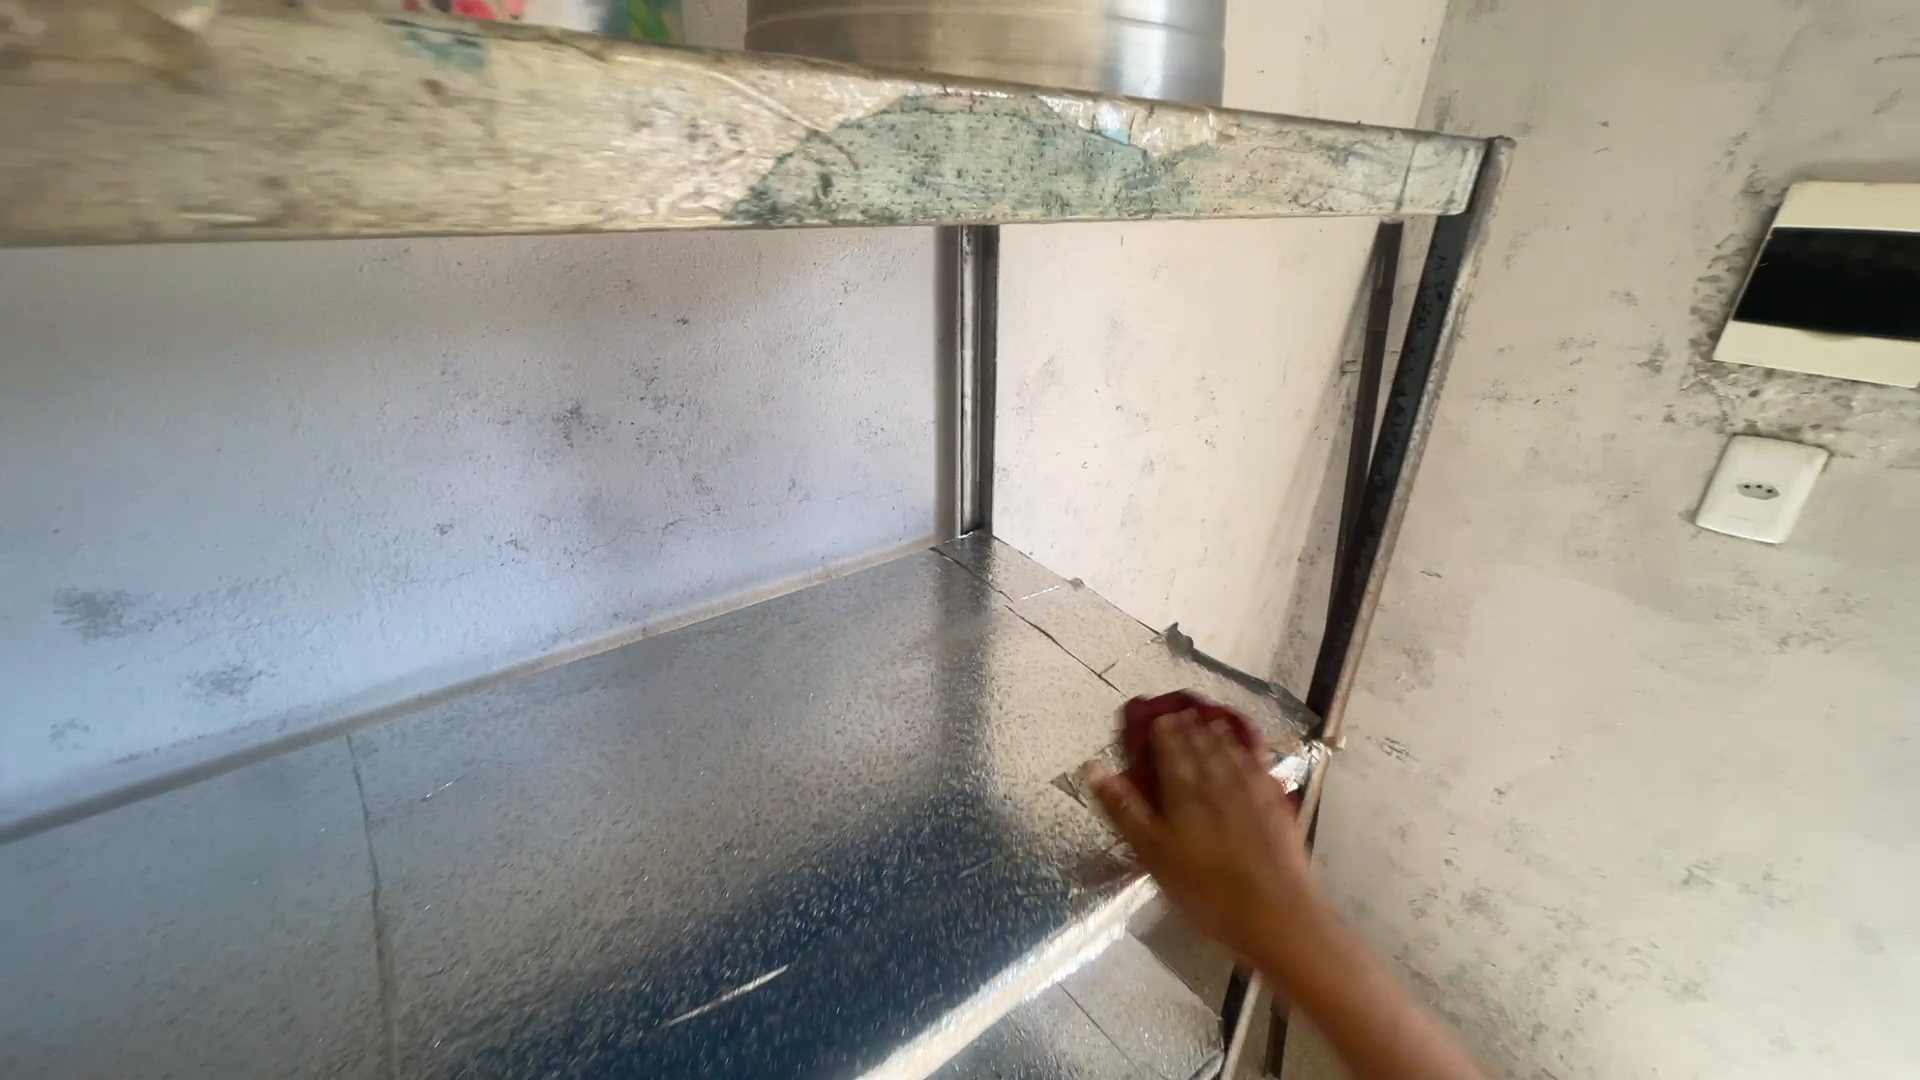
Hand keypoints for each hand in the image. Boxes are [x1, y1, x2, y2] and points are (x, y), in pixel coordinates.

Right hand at [1081, 710, 1326, 968]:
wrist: (1276, 916)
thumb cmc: (1204, 890)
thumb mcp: (1152, 852)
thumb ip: (1123, 808)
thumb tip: (1092, 768)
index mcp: (1184, 793)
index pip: (1171, 754)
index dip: (1164, 734)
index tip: (1159, 716)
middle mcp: (1217, 785)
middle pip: (1202, 751)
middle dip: (1191, 730)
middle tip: (1184, 711)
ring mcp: (1251, 796)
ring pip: (1232, 757)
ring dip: (1221, 738)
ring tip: (1213, 721)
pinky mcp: (1278, 812)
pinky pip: (1261, 774)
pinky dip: (1253, 759)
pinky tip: (1252, 755)